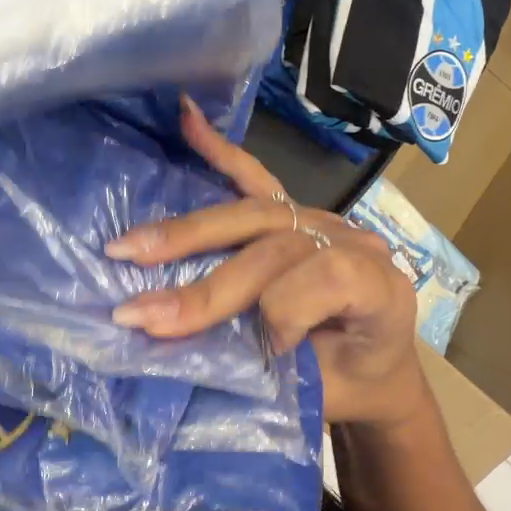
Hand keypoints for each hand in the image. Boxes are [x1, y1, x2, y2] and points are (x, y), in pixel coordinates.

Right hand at [107, 97, 424, 425]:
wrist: (379, 367)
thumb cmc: (353, 384)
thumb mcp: (325, 394)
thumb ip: (268, 367)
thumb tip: (185, 352)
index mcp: (379, 286)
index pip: (328, 274)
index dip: (289, 310)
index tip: (267, 351)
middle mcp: (349, 239)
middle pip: (272, 244)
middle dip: (205, 283)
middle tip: (139, 313)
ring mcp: (317, 217)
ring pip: (248, 213)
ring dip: (185, 231)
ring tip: (131, 247)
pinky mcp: (291, 210)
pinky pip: (252, 176)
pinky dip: (217, 150)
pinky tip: (185, 117)